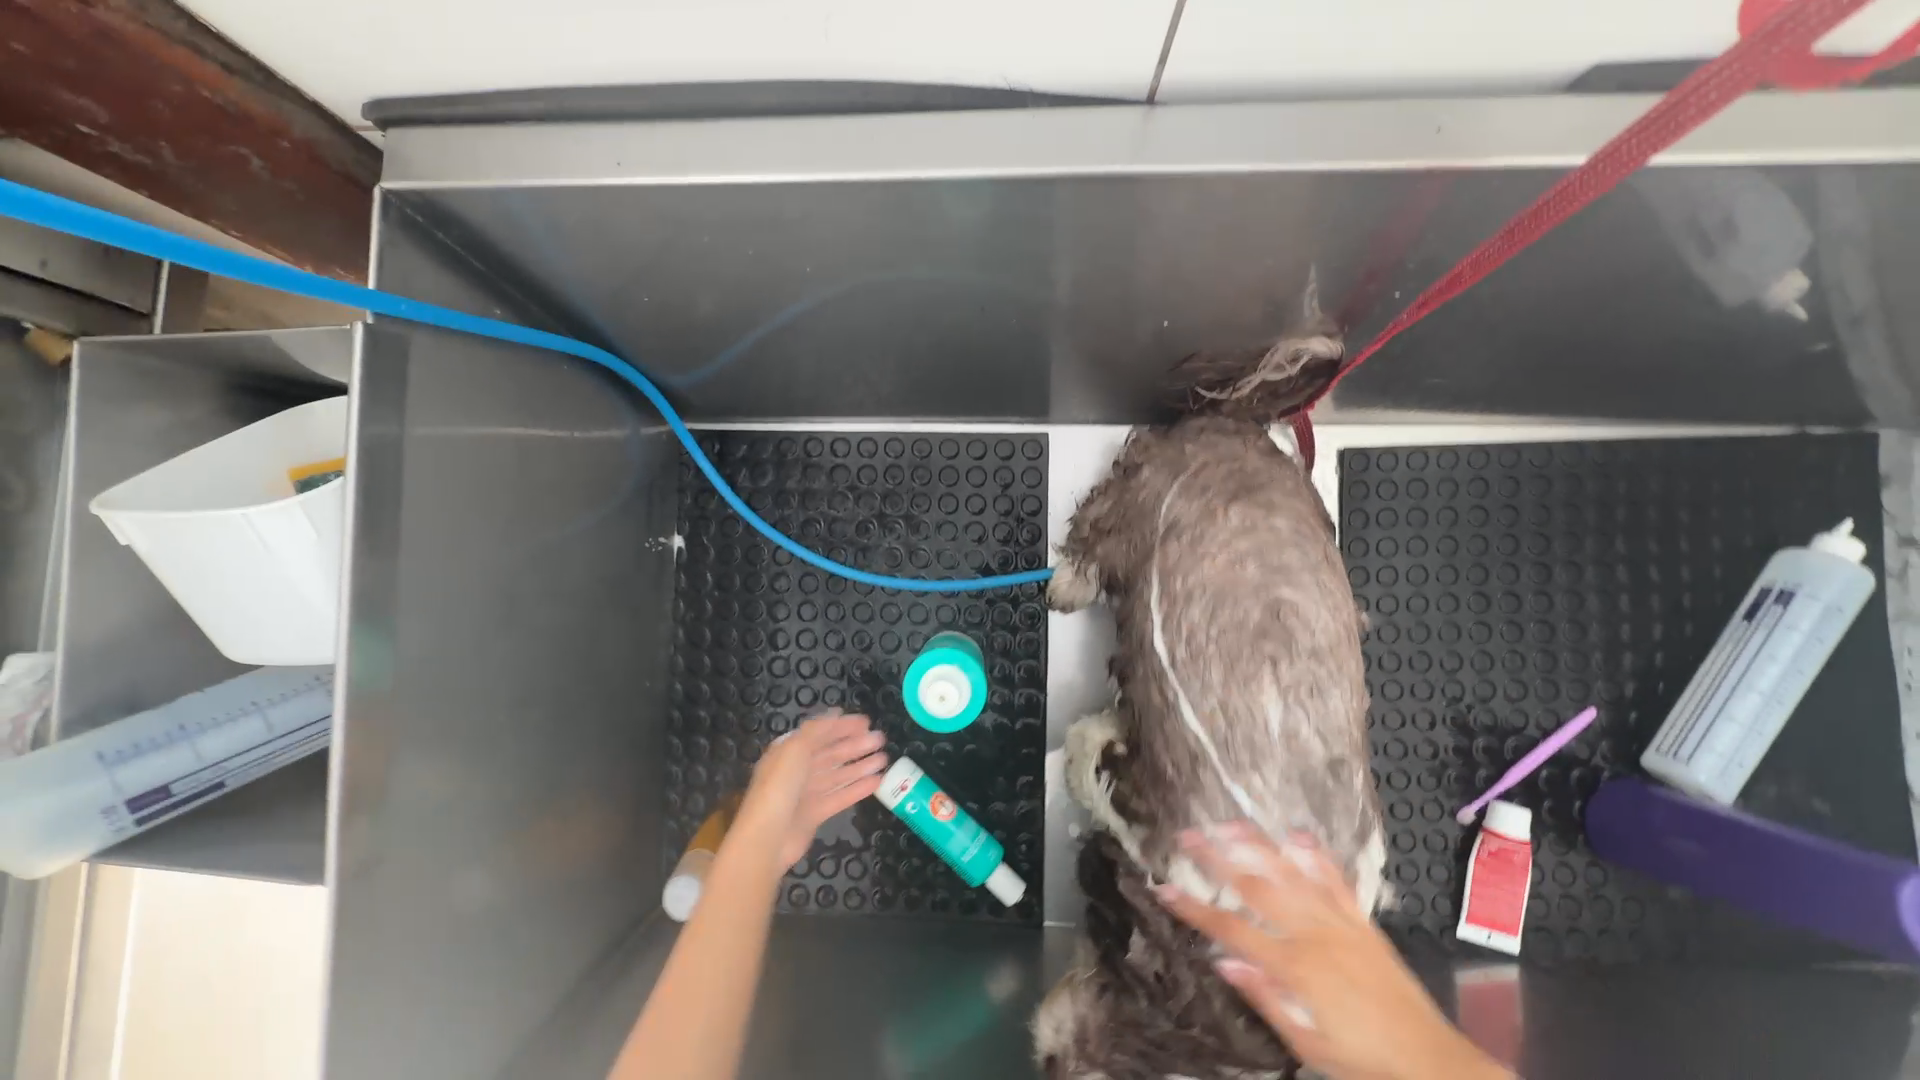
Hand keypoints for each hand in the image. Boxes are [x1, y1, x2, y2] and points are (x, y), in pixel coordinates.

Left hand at [733, 710, 887, 873]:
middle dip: (855, 745)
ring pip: (838, 775)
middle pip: (831, 754)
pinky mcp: (816, 814)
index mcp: (788, 751)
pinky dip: (858, 788)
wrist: (768, 836)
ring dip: (860, 766)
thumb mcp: (795, 748)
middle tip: (880, 739)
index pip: (819, 734)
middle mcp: (797, 770)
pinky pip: (841, 797)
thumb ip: (817, 730)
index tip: (866, 722)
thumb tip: (836, 713)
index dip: (842, 726)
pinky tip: (877, 781)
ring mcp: (807, 793)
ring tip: (884, 758)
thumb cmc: (779, 786)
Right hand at [1155, 824, 1510, 1079]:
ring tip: (1230, 823)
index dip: (1194, 908)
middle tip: (1187, 836)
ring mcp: (1339, 923)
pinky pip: (1336, 882)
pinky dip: (1316, 856)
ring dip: (1259, 846)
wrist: (1431, 1061)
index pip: (1231, 930)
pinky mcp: (1363, 923)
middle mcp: (1313, 935)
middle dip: (1216, 860)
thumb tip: (1223, 962)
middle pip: (1255, 888)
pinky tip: (1297, 835)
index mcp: (1293, 968)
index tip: (1164, 888)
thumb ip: (1264, 999)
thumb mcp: (1307, 1043)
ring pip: (1291, 875)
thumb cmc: (1363, 1060)